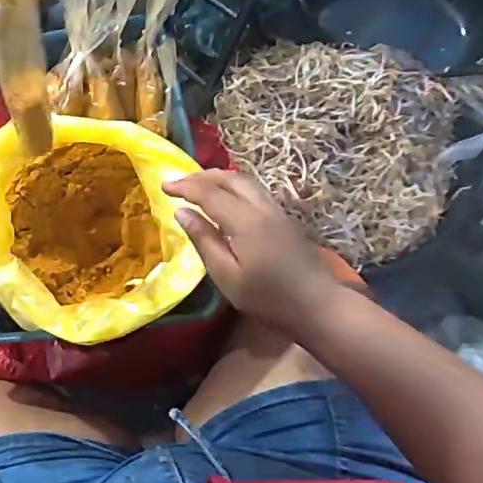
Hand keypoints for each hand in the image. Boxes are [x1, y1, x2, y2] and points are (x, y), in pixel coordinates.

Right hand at [162, 170, 346, 334]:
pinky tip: (226, 199)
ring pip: (245, 181)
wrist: (318, 305)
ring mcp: (277, 211)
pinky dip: (234, 186)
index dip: (185, 187)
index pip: (209, 193)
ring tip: (199, 186)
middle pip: (230, 178)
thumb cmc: (268, 298)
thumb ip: (205, 241)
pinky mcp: (285, 219)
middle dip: (202, 176)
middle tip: (179, 183)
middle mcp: (262, 208)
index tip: (163, 187)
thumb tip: (182, 213)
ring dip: (219, 178)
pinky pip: (255, 191)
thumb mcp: (227, 276)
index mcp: (245, 221)